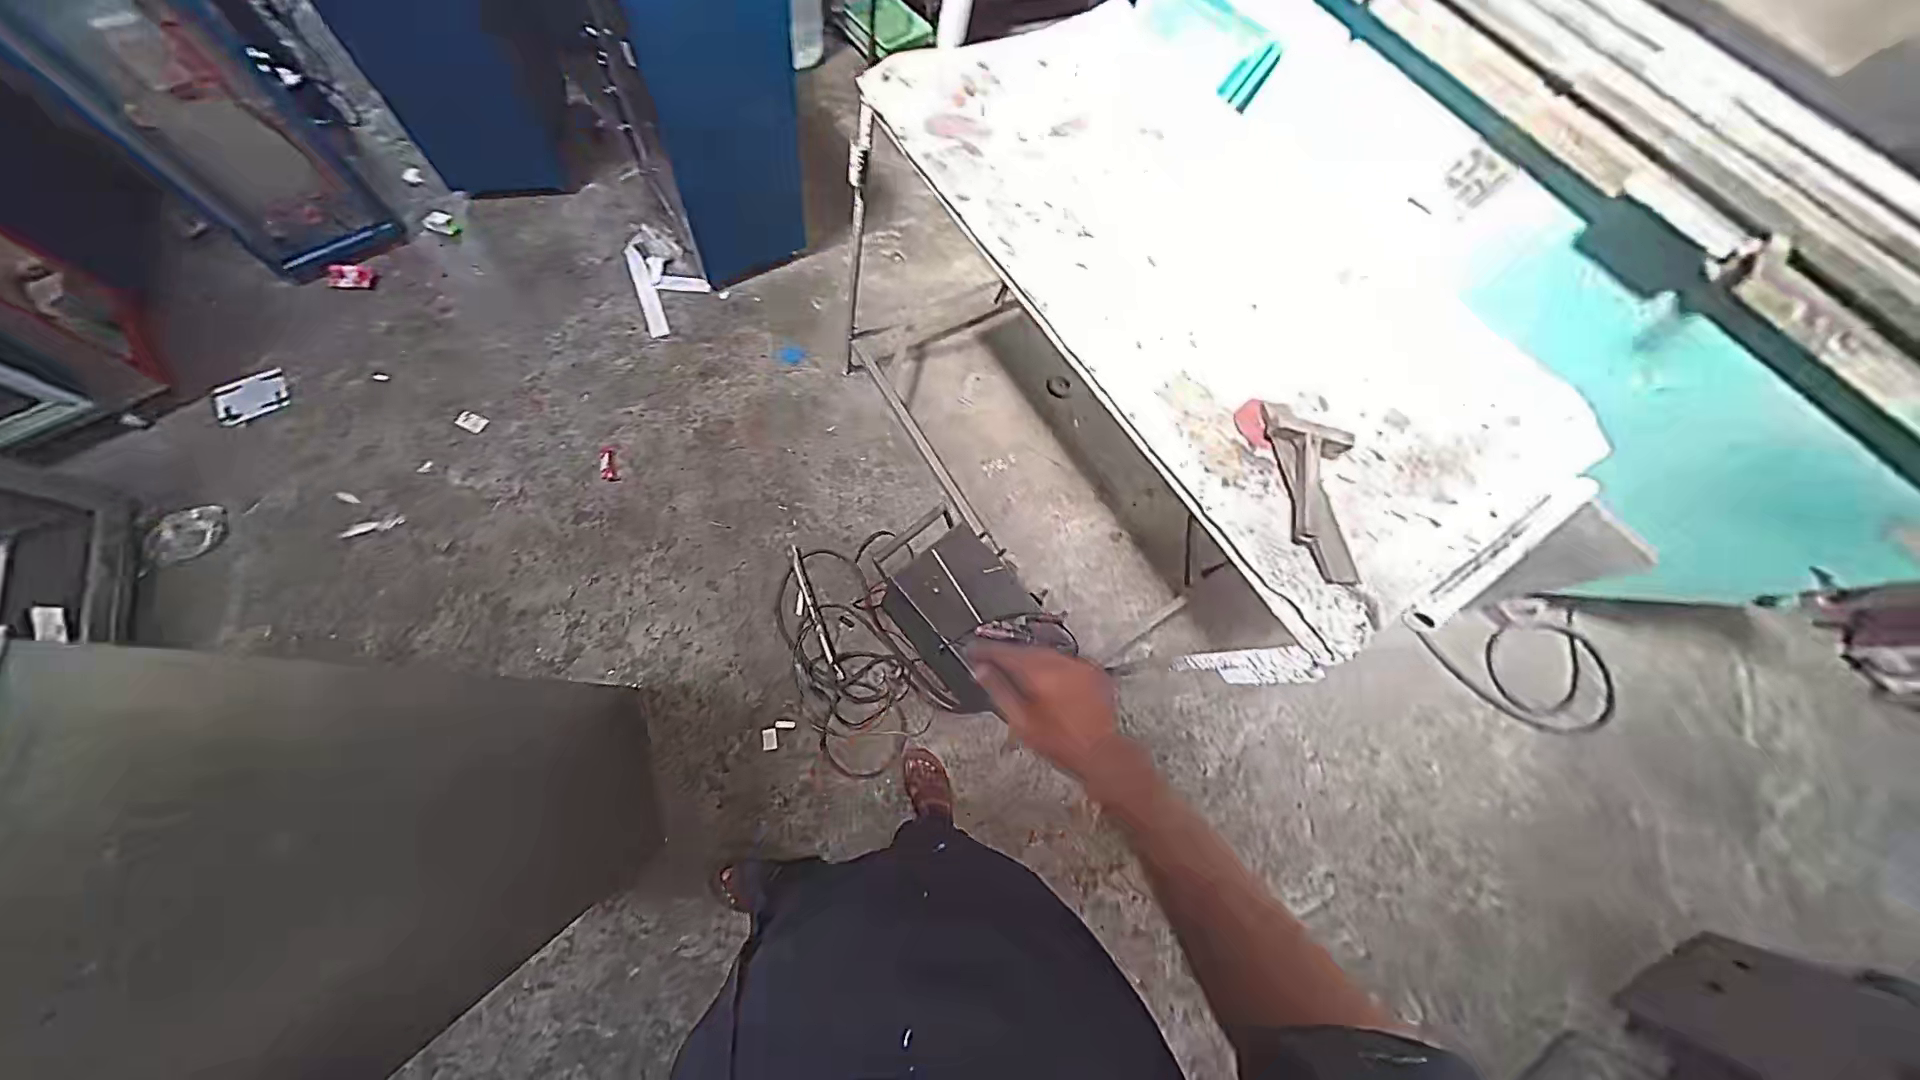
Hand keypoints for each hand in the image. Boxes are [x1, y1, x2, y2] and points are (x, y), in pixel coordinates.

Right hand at [967, 642, 1127, 779]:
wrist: (1100, 752)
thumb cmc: (1059, 742)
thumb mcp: (1020, 720)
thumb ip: (999, 690)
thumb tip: (982, 670)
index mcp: (1038, 673)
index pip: (1004, 652)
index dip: (985, 651)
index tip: (973, 651)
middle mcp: (1059, 662)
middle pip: (1025, 649)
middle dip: (1007, 653)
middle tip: (991, 660)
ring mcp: (1079, 664)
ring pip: (1046, 653)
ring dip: (1029, 659)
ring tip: (1018, 672)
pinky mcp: (1093, 671)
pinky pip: (1065, 661)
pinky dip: (1052, 665)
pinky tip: (1047, 679)